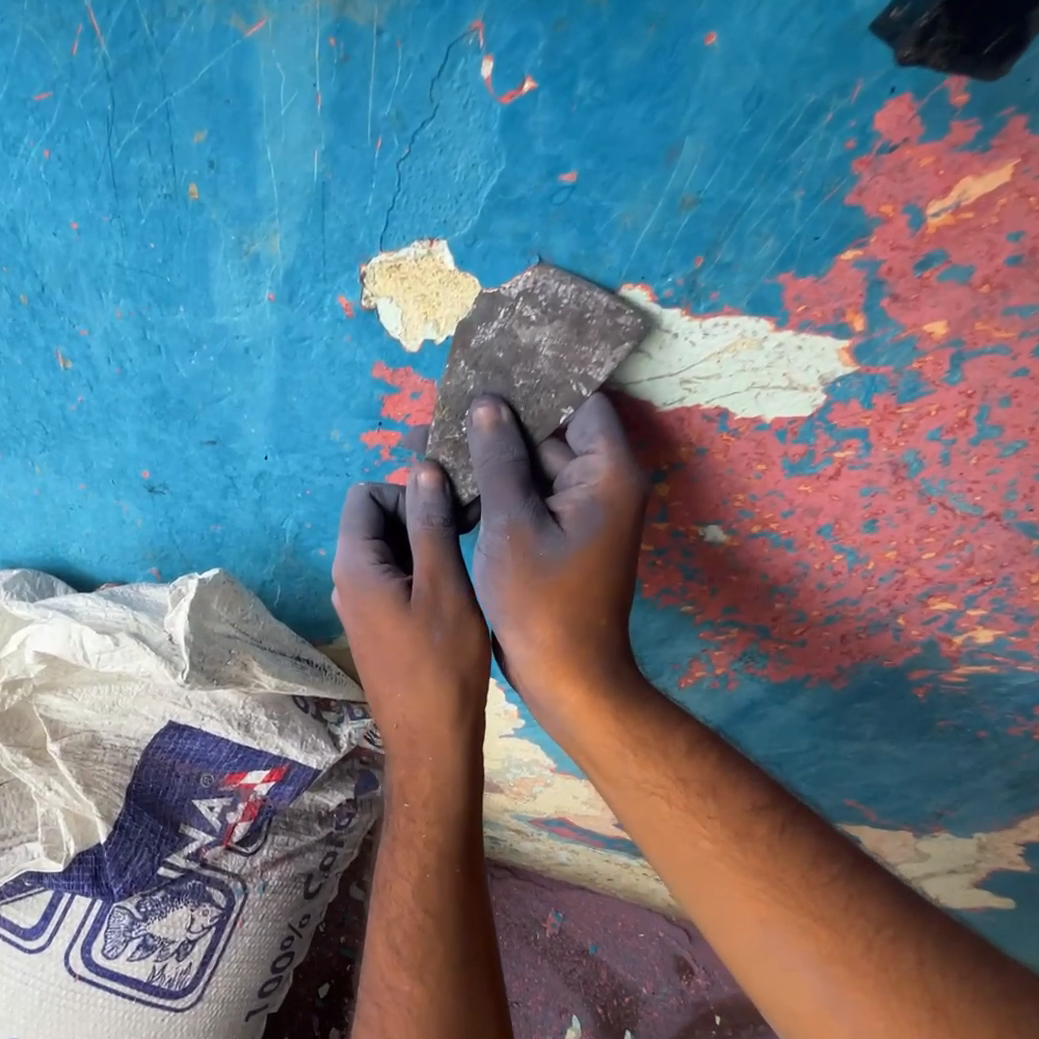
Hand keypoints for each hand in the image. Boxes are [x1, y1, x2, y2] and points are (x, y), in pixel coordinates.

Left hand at [331, 463, 492, 766]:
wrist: (431, 739)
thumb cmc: (442, 662)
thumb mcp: (445, 584)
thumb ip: (430, 522)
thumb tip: (424, 468)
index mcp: (353, 564)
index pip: (365, 494)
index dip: (407, 493)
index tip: (446, 517)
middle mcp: (343, 579)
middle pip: (372, 520)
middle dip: (415, 516)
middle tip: (461, 537)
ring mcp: (355, 604)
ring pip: (384, 550)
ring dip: (420, 545)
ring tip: (461, 565)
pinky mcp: (371, 624)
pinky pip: (388, 578)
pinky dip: (416, 571)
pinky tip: (449, 592)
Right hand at [466, 393, 648, 700]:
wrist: (564, 674)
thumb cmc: (541, 601)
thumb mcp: (511, 524)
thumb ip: (498, 459)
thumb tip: (485, 403)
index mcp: (606, 472)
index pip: (579, 402)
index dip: (537, 381)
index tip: (490, 365)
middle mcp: (599, 482)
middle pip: (549, 430)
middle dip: (497, 419)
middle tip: (443, 406)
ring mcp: (578, 508)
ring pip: (530, 462)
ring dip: (488, 453)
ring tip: (432, 436)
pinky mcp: (557, 530)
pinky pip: (526, 492)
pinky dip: (494, 484)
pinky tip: (450, 477)